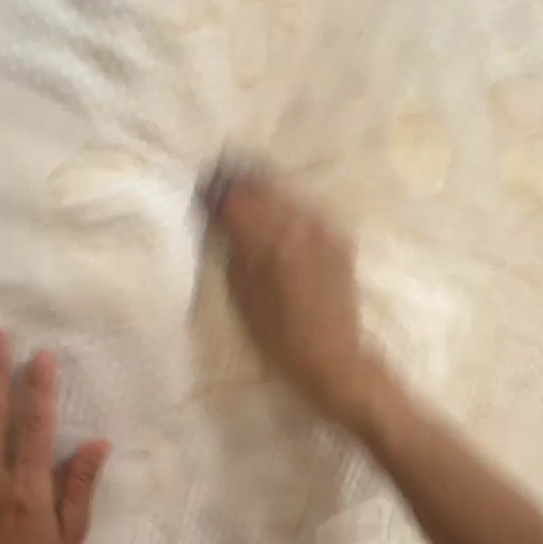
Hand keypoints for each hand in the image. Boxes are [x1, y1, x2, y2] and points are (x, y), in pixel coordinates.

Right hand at [209, 166, 388, 429]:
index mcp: (270, 243)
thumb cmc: (280, 340)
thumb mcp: (242, 299)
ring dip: (265, 193)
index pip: (236, 203)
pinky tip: (279, 218)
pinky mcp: (340, 240)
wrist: (334, 359)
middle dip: (241, 186)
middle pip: (263, 190)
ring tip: (247, 195)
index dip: (216, 195)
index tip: (202, 193)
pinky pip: (308, 213)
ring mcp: (324, 231)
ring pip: (287, 196)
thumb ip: (233, 253)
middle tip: (221, 184)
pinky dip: (289, 210)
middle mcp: (299, 228)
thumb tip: (223, 223)